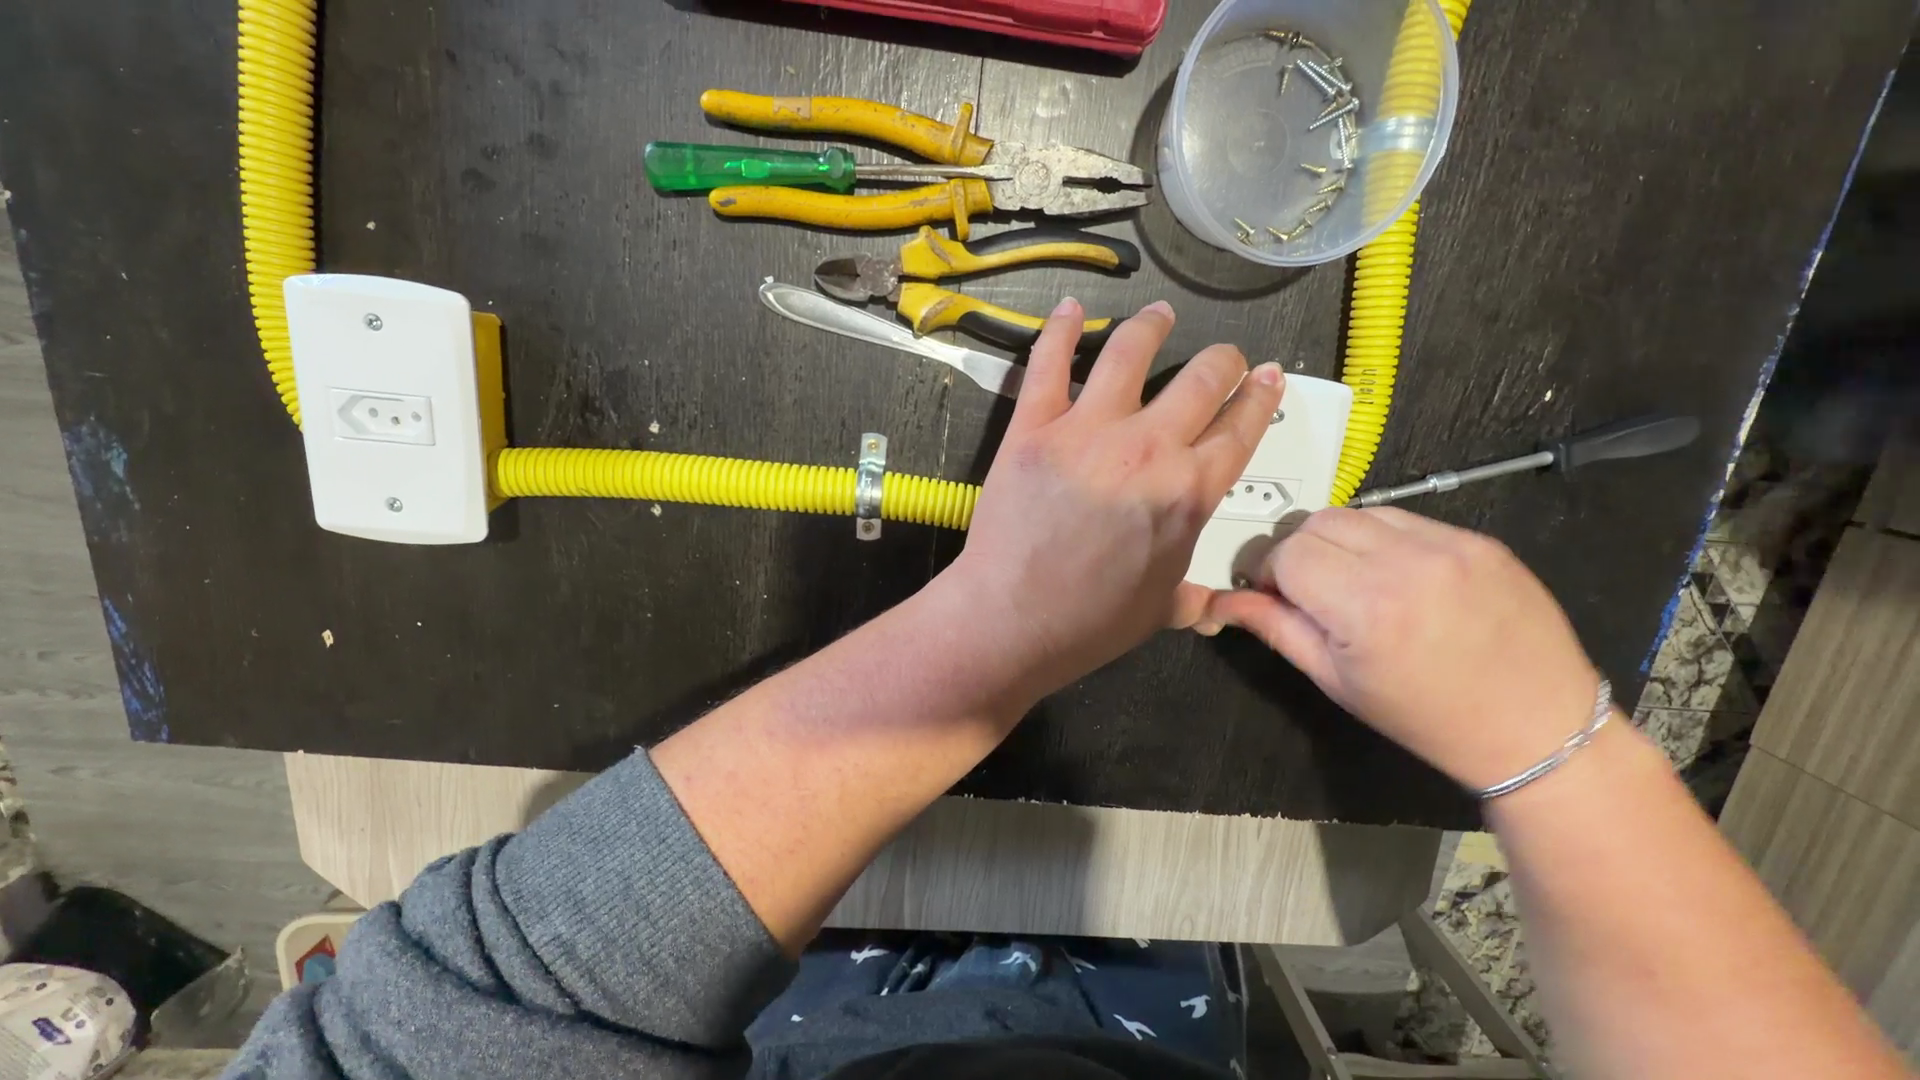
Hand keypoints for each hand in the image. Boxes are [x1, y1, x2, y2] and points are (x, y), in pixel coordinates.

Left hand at [938, 297, 1284, 702]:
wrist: (1012, 619)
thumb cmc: (1092, 622)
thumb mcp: (1162, 608)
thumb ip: (1192, 591)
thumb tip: (1212, 601)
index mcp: (1191, 492)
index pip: (1240, 429)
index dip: (1260, 398)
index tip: (1267, 377)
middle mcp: (1150, 448)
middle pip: (1202, 381)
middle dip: (1223, 361)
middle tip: (1224, 356)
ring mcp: (1089, 431)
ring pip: (1131, 353)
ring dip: (1152, 327)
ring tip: (1161, 314)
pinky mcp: (1034, 426)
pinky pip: (1050, 364)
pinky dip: (1060, 330)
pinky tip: (1070, 308)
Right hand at [1200, 507, 1601, 789]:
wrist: (1538, 728)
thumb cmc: (1426, 718)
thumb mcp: (1337, 682)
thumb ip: (1277, 629)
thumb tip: (1224, 601)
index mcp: (1366, 609)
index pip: (1286, 554)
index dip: (1270, 574)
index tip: (1276, 598)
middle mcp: (1406, 564)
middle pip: (1317, 522)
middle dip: (1300, 552)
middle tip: (1312, 591)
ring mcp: (1449, 545)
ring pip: (1358, 512)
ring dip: (1340, 540)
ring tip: (1355, 582)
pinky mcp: (1478, 538)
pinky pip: (1405, 519)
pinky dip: (1384, 540)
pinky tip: (1397, 578)